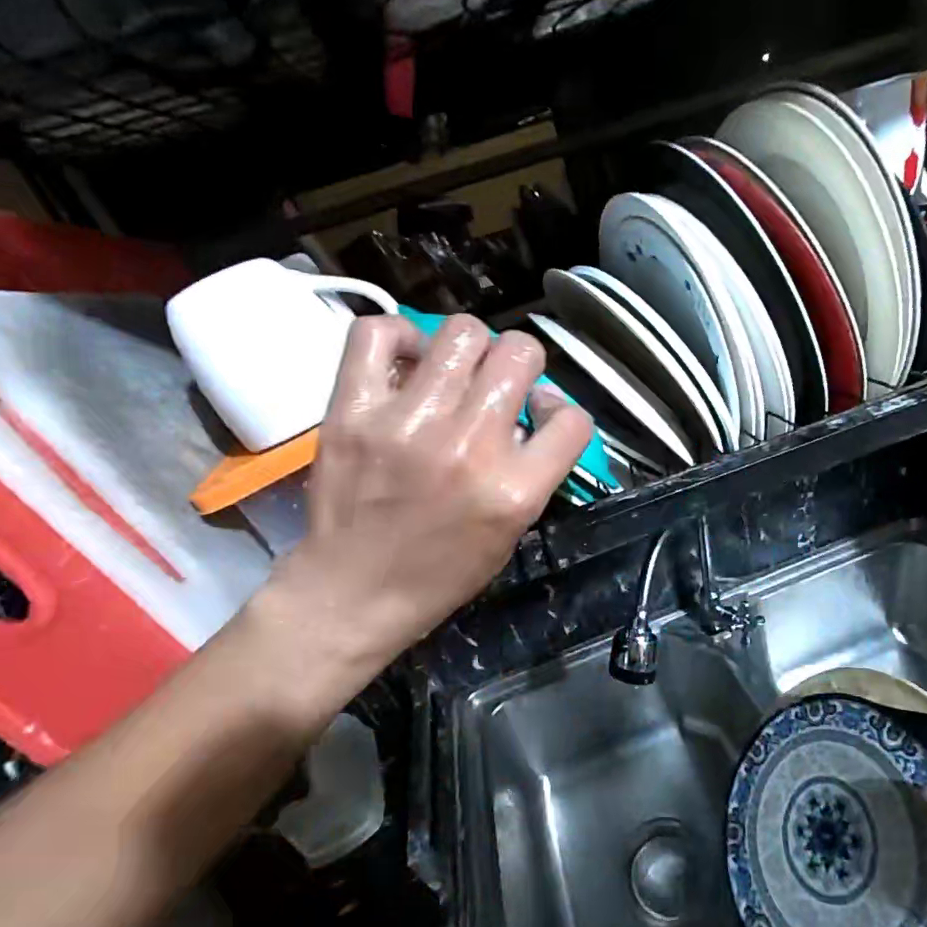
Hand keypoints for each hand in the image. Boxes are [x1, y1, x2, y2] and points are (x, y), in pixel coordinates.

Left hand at [237, 314, 590, 712]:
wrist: (354, 593)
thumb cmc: (440, 570)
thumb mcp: (512, 531)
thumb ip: (534, 468)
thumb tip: (533, 406)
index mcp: (514, 489)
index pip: (572, 418)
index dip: (560, 410)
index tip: (538, 416)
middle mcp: (469, 447)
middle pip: (520, 354)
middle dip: (520, 364)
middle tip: (497, 384)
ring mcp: (408, 425)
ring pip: (463, 333)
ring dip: (470, 347)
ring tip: (454, 371)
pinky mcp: (353, 413)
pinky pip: (377, 334)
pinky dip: (398, 335)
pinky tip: (406, 358)